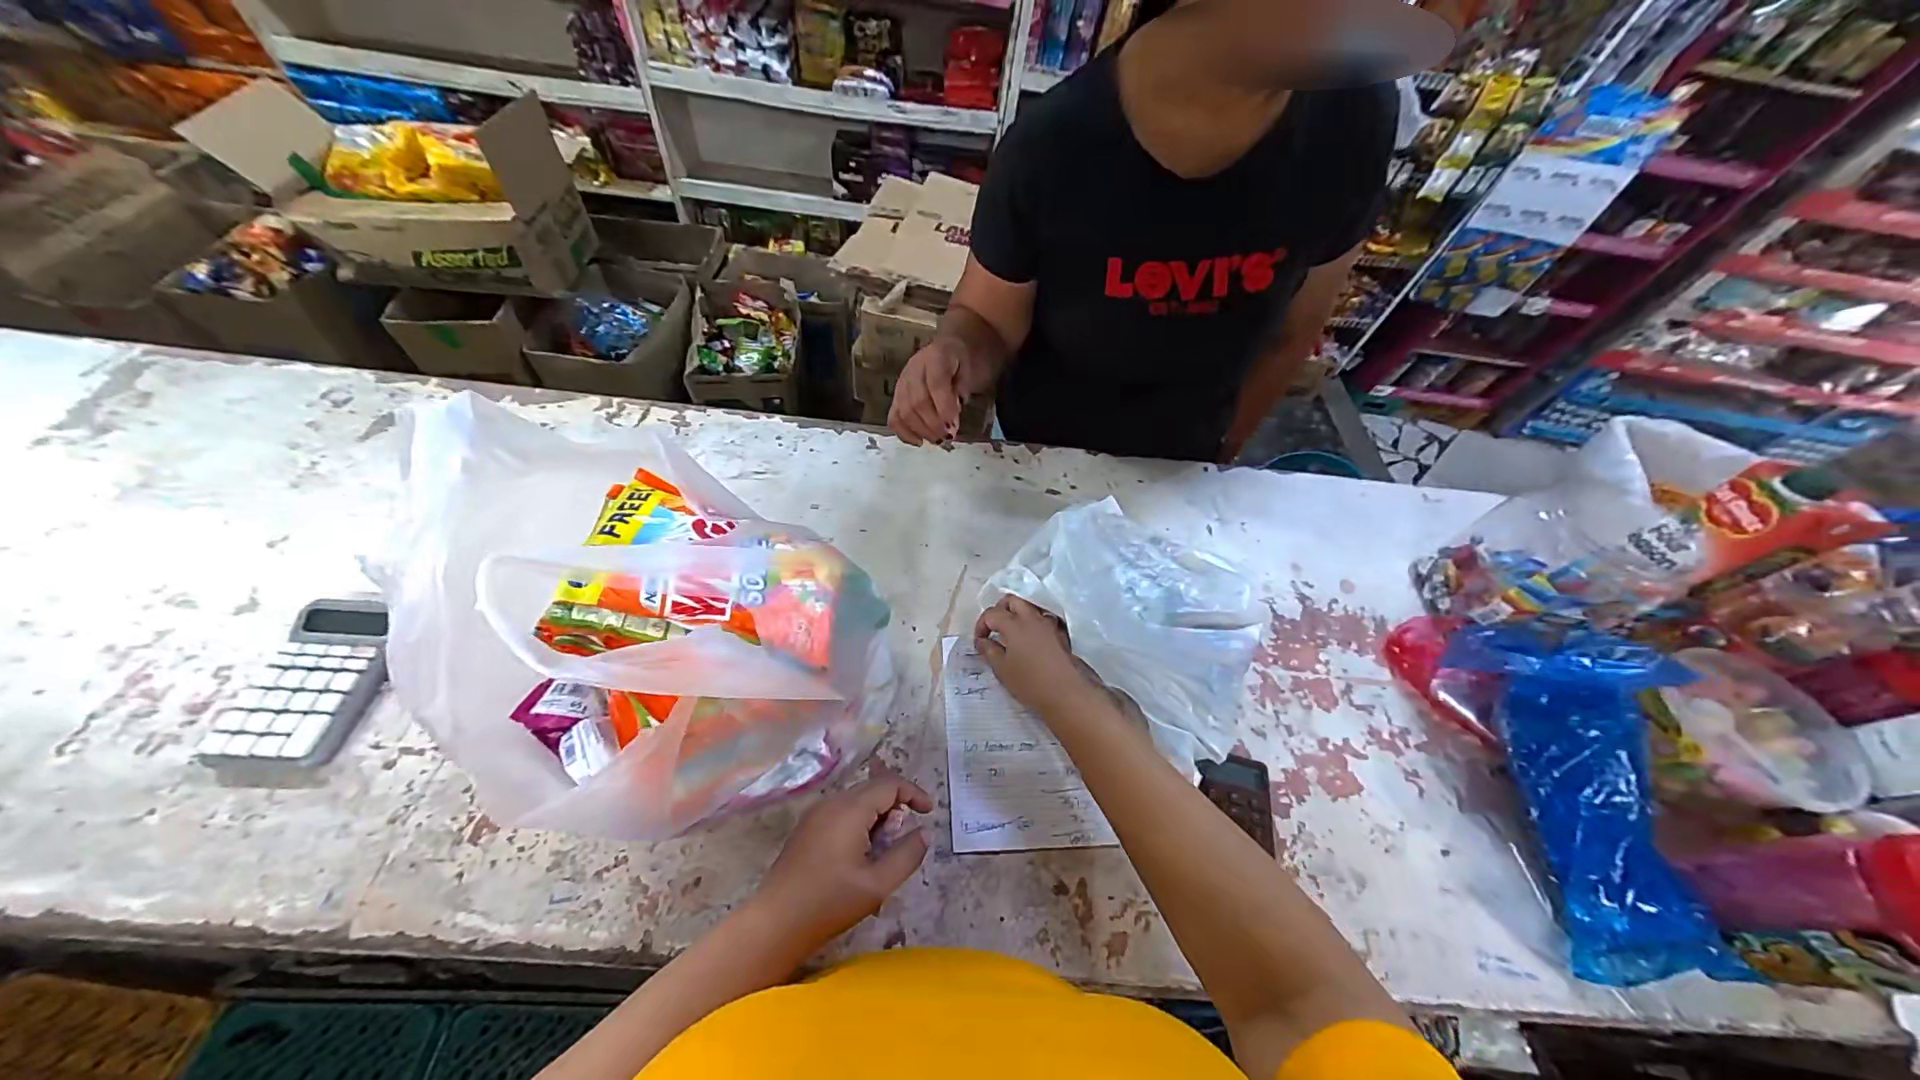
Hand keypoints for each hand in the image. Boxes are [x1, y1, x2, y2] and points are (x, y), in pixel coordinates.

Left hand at [751, 769, 933, 946]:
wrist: (775, 923)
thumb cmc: (829, 903)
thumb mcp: (877, 884)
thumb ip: (906, 855)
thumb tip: (924, 833)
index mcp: (850, 809)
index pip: (890, 784)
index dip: (914, 794)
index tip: (929, 813)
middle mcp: (831, 803)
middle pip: (873, 790)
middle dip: (895, 809)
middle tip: (901, 843)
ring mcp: (815, 815)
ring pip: (857, 802)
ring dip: (877, 820)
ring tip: (880, 856)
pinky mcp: (806, 829)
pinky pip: (841, 814)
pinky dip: (859, 825)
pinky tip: (858, 859)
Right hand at [889, 338, 976, 445]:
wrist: (948, 352)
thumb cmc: (960, 364)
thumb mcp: (969, 371)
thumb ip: (961, 390)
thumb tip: (952, 415)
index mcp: (935, 356)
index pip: (935, 384)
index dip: (944, 408)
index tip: (954, 426)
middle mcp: (913, 368)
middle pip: (917, 401)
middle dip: (933, 424)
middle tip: (948, 436)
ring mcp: (901, 383)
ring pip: (904, 412)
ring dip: (922, 431)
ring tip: (938, 440)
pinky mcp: (896, 397)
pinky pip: (894, 418)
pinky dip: (905, 433)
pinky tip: (920, 442)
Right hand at [974, 595, 1100, 714]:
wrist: (1068, 692)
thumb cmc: (1031, 683)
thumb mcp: (1002, 670)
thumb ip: (989, 651)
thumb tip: (982, 641)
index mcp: (1014, 624)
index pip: (991, 613)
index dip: (981, 625)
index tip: (979, 641)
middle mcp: (1032, 617)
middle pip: (1012, 600)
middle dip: (999, 610)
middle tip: (994, 629)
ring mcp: (1049, 624)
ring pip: (1029, 607)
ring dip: (1017, 614)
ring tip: (1012, 634)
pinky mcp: (1061, 633)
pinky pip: (1042, 618)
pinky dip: (1033, 623)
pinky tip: (1031, 640)